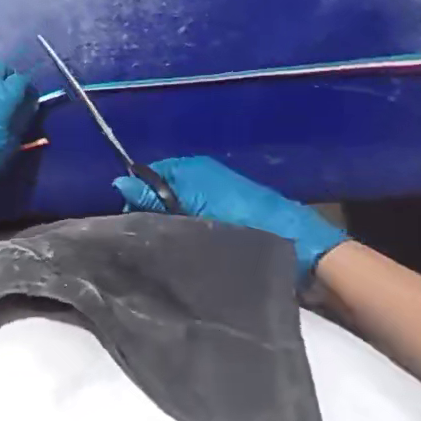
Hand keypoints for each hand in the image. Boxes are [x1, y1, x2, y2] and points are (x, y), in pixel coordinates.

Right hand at [114, 156, 345, 279]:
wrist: (302, 252)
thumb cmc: (245, 220)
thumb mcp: (193, 205)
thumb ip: (154, 196)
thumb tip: (118, 184)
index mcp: (190, 168)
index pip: (145, 175)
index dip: (134, 196)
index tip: (128, 222)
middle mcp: (199, 179)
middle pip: (157, 193)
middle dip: (148, 212)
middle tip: (144, 238)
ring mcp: (212, 201)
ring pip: (172, 212)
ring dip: (166, 227)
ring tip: (161, 247)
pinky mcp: (224, 223)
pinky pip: (191, 224)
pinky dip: (184, 236)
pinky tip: (182, 251)